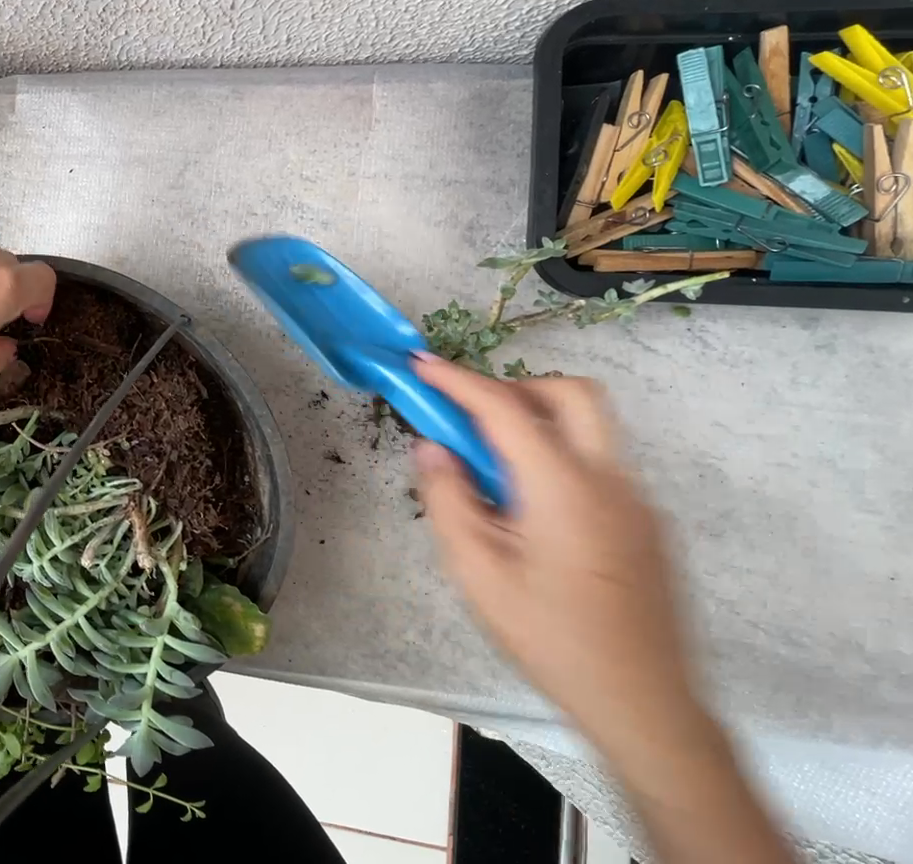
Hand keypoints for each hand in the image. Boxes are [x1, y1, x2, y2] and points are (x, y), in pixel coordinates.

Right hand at [411, 357, 704, 752]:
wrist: (642, 701)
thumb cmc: (548, 636)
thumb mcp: (476, 571)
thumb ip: (449, 499)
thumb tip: (432, 449)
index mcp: (565, 489)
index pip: (507, 409)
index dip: (458, 381)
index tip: (420, 364)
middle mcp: (611, 482)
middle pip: (572, 394)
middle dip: (515, 386)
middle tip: (468, 414)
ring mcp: (637, 502)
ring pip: (588, 428)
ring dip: (534, 422)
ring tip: (487, 468)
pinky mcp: (645, 524)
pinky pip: (596, 464)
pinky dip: (554, 456)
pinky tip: (523, 508)